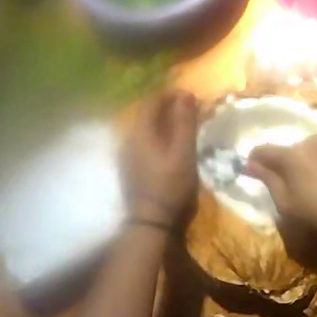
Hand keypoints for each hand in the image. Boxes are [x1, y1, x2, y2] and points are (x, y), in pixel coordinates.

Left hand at [121, 89, 199, 229]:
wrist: (151, 222)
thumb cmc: (171, 186)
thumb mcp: (184, 152)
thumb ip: (185, 122)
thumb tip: (186, 94)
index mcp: (140, 133)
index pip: (151, 102)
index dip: (170, 94)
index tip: (190, 97)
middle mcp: (128, 140)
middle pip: (146, 115)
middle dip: (167, 108)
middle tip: (189, 111)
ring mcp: (126, 156)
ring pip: (144, 130)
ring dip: (162, 124)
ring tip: (183, 129)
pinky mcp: (129, 169)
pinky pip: (143, 144)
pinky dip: (157, 138)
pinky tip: (169, 149)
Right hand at [245, 136, 316, 245]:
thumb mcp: (288, 207)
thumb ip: (268, 181)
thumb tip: (249, 164)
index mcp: (291, 156)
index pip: (262, 150)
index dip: (255, 162)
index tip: (256, 176)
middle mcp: (312, 141)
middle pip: (290, 149)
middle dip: (286, 163)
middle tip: (292, 187)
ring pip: (313, 148)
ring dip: (309, 161)